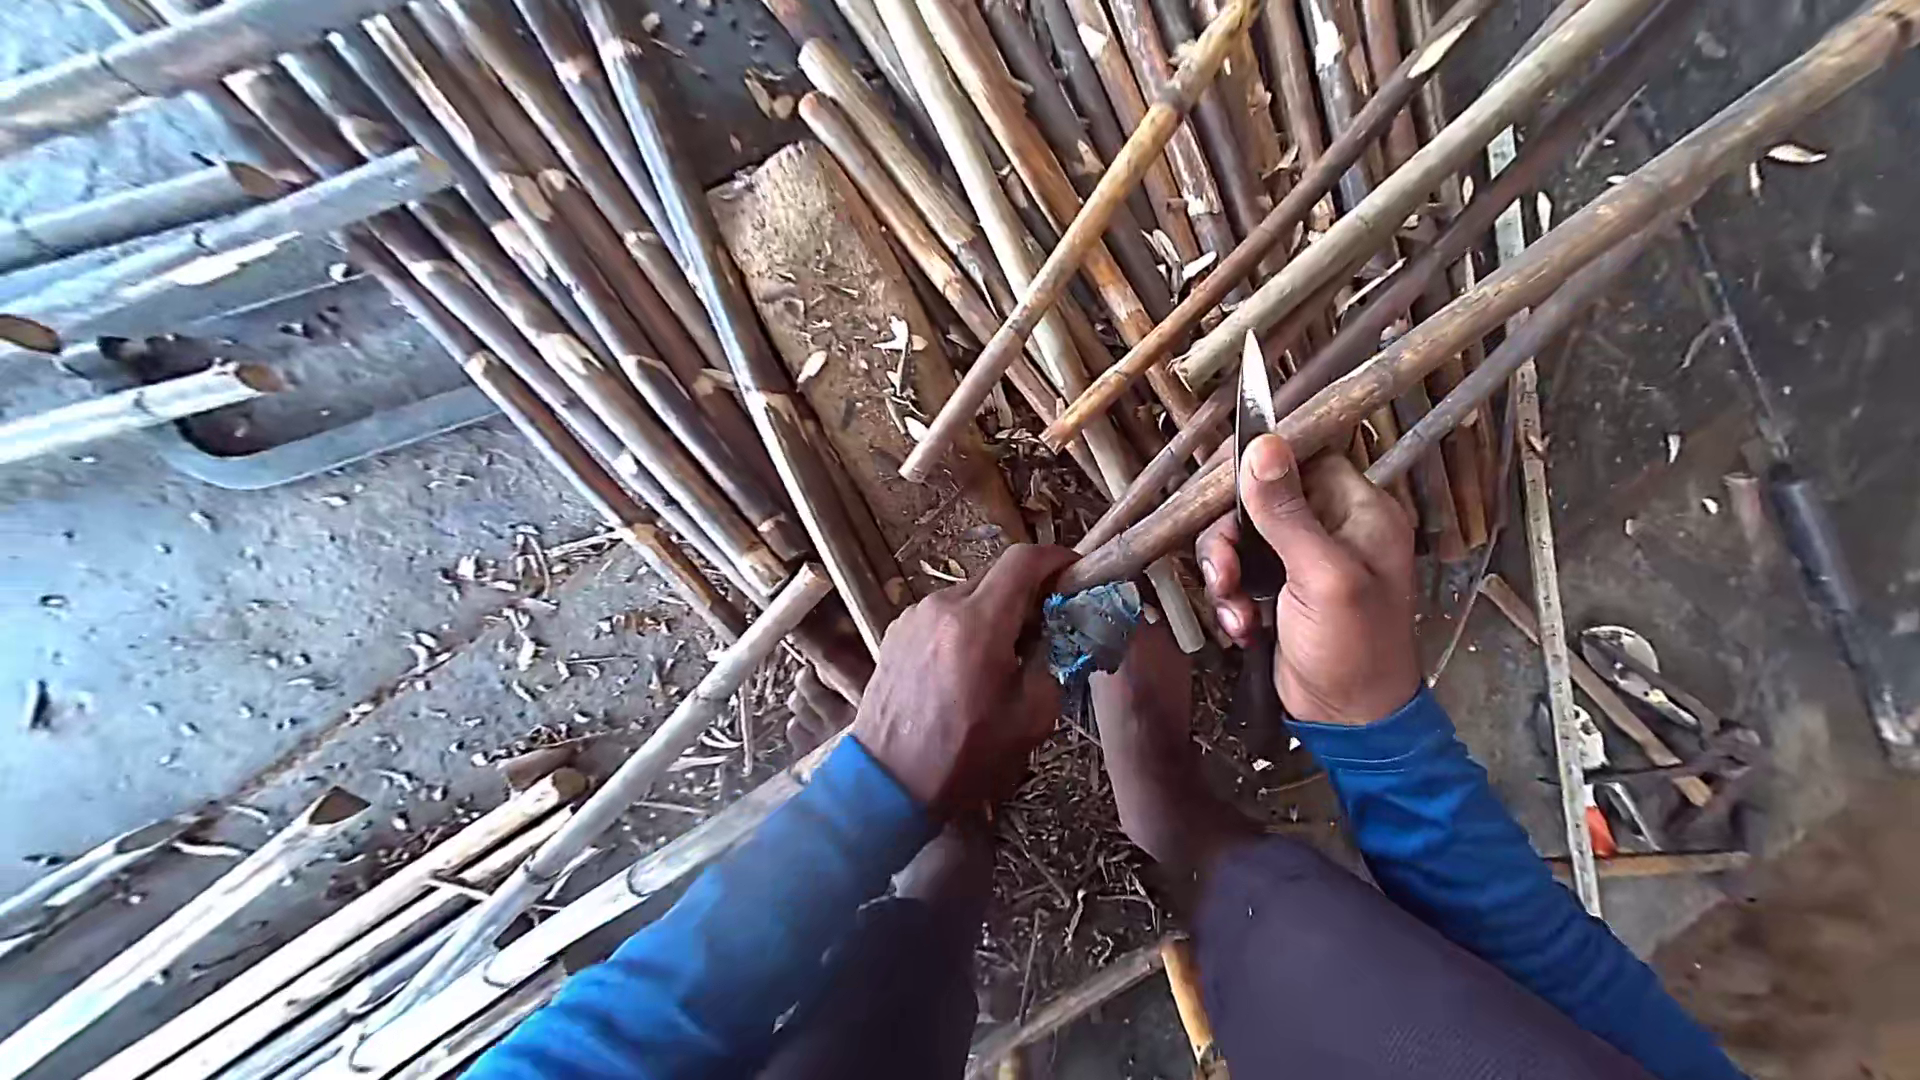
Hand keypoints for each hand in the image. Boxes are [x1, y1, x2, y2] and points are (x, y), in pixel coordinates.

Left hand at [851, 544, 1077, 814]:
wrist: (888, 780)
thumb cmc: (964, 755)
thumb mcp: (1031, 716)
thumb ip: (1053, 660)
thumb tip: (1059, 630)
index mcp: (978, 623)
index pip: (1023, 560)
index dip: (1056, 558)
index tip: (1074, 571)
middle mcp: (941, 606)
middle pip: (997, 575)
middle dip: (1029, 591)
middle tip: (1047, 624)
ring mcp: (914, 615)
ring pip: (970, 593)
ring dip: (995, 610)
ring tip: (1003, 653)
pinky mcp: (897, 630)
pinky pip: (943, 612)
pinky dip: (965, 623)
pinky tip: (966, 663)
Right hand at [1196, 435, 1419, 726]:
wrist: (1344, 718)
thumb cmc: (1352, 647)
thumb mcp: (1320, 576)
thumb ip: (1286, 512)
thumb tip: (1262, 443)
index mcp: (1359, 512)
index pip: (1303, 458)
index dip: (1260, 465)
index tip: (1220, 483)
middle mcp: (1328, 527)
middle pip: (1257, 500)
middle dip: (1229, 538)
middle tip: (1223, 574)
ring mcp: (1297, 558)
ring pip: (1237, 537)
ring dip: (1223, 573)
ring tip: (1234, 611)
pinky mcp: (1273, 586)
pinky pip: (1234, 570)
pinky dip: (1229, 597)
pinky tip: (1242, 626)